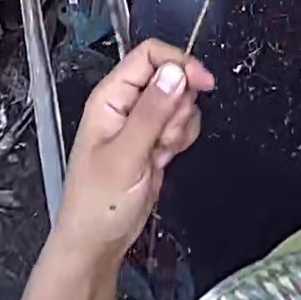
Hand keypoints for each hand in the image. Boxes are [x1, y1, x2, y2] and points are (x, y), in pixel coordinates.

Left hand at [50, 40, 213, 261]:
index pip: (149, 55)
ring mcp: (142, 121)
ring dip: (180, 126)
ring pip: (180, 100)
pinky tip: (164, 158)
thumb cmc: (98, 202)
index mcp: (111, 95)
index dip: (178, 62)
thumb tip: (176, 72)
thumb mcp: (125, 156)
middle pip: (171, 76)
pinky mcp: (155, 139)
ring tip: (159, 151)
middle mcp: (127, 102)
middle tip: (163, 136)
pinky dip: (181, 139)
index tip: (202, 82)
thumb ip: (152, 112)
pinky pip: (182, 123)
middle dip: (178, 105)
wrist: (98, 244)